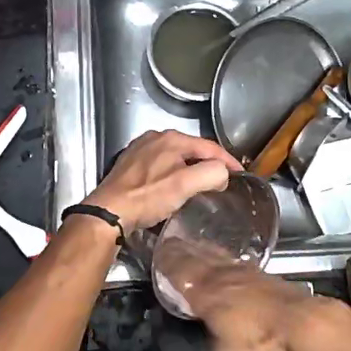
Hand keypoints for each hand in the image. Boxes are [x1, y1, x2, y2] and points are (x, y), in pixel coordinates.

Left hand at [81, 130, 238, 233]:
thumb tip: (222, 173)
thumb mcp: (185, 185)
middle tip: (223, 180)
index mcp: (171, 139)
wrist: (108, 211)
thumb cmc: (147, 197)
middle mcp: (156, 138)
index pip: (210, 146)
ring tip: (201, 185)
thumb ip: (211, 173)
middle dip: (209, 163)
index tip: (241, 175)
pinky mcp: (130, 163)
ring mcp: (141, 149)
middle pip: (192, 149)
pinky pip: (160, 164)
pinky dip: (172, 173)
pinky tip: (172, 187)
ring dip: (190, 168)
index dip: (228, 161)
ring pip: (175, 156)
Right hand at [154, 262, 344, 350]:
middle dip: (178, 252)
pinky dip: (218, 252)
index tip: (154, 255)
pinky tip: (220, 255)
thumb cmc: (262, 344)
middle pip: (194, 261)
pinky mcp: (258, 272)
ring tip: (185, 242)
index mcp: (207, 297)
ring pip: (212, 256)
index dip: (166, 265)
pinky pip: (230, 258)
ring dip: (196, 249)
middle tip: (164, 243)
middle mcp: (220, 278)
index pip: (180, 275)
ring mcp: (241, 272)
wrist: (305, 323)